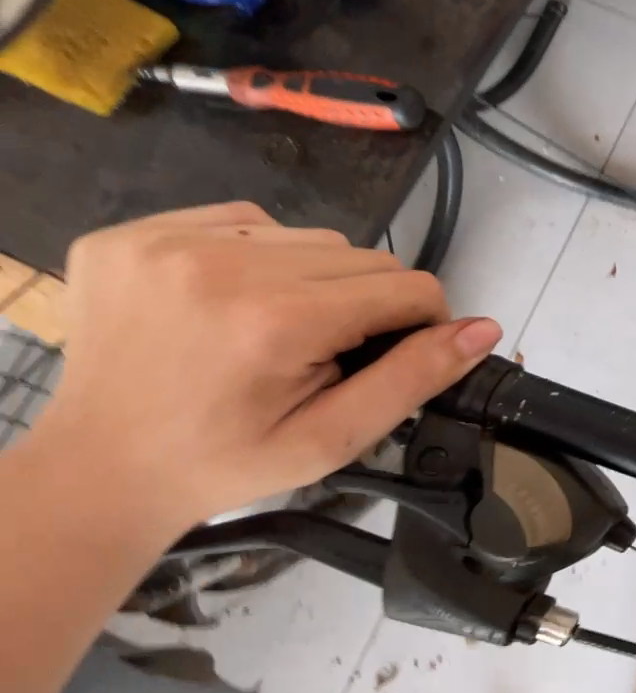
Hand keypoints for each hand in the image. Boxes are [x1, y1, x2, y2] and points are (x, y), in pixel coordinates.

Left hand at [32, 202, 501, 529]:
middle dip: (367, 304)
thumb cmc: (226, 461)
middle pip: (365, 259)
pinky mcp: (132, 235)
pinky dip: (263, 257)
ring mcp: (165, 242)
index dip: (418, 325)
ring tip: (279, 329)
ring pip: (314, 238)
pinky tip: (234, 302)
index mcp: (276, 319)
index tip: (385, 359)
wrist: (95, 471)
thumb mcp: (335, 437)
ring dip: (318, 279)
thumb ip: (415, 377)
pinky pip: (250, 222)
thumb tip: (484, 329)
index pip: (410, 288)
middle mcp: (221, 264)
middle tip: (327, 353)